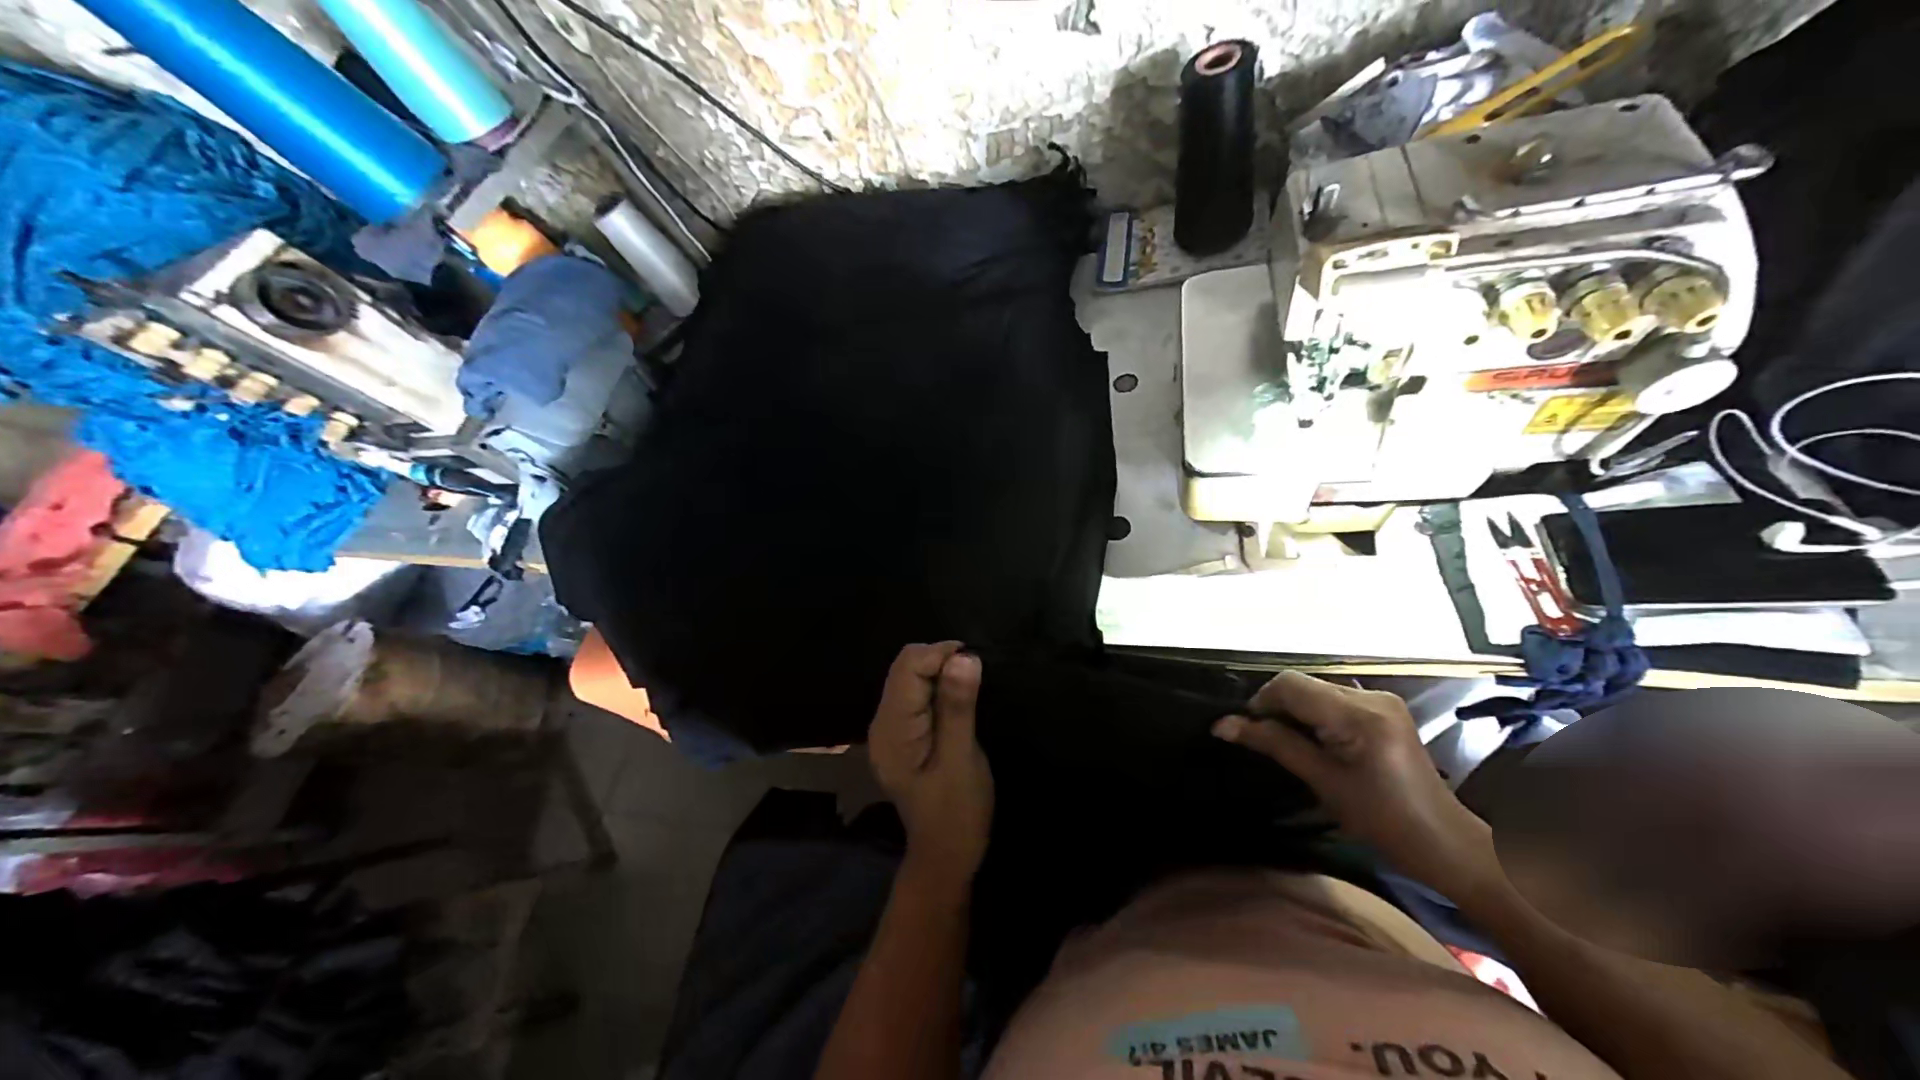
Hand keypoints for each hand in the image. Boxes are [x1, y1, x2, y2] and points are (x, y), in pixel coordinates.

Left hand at [868, 643, 993, 881]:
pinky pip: (916, 696)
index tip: (976, 663)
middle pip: (905, 669)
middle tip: (976, 677)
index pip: (908, 666)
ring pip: (910, 679)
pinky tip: (958, 702)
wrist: (946, 856)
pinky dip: (937, 689)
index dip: (940, 654)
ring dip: (940, 674)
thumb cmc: (957, 812)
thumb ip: (958, 707)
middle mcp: (882, 723)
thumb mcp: (962, 759)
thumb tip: (963, 656)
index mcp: (891, 728)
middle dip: (940, 662)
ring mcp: (890, 730)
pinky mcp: (903, 735)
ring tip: (971, 688)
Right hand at [1213, 671, 1501, 902]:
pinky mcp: (1385, 707)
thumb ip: (1273, 743)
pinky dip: (1314, 712)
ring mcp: (1381, 699)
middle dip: (1276, 706)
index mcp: (1358, 714)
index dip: (1260, 702)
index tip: (1248, 730)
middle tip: (1266, 739)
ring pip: (1316, 688)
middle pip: (1302, 682)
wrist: (1443, 840)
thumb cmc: (1380, 819)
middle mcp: (1371, 695)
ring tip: (1290, 742)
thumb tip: (1222, 724)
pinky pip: (1334, 697)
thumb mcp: (1321, 781)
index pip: (1290, 684)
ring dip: (1295, 709)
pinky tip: (1315, 740)